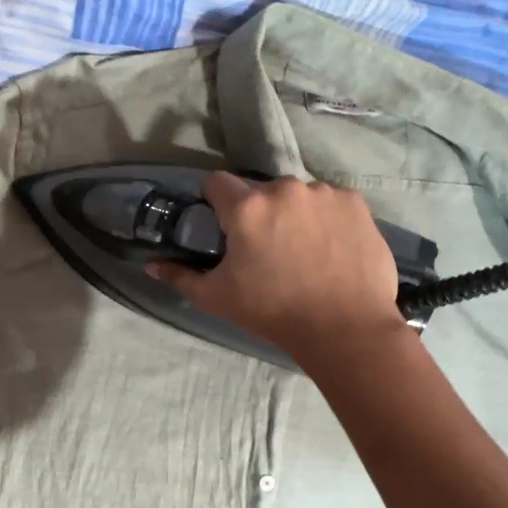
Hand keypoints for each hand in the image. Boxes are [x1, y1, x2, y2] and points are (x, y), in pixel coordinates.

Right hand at [147, 172, 405, 365]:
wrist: (343, 326)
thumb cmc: (271, 311)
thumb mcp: (215, 297)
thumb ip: (180, 276)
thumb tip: (151, 265)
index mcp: (246, 208)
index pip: (216, 182)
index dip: (212, 201)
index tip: (219, 224)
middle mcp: (284, 189)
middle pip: (259, 190)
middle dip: (255, 212)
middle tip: (261, 247)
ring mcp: (324, 194)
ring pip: (295, 195)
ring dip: (290, 213)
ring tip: (298, 249)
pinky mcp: (355, 203)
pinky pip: (329, 202)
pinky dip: (323, 219)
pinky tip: (326, 248)